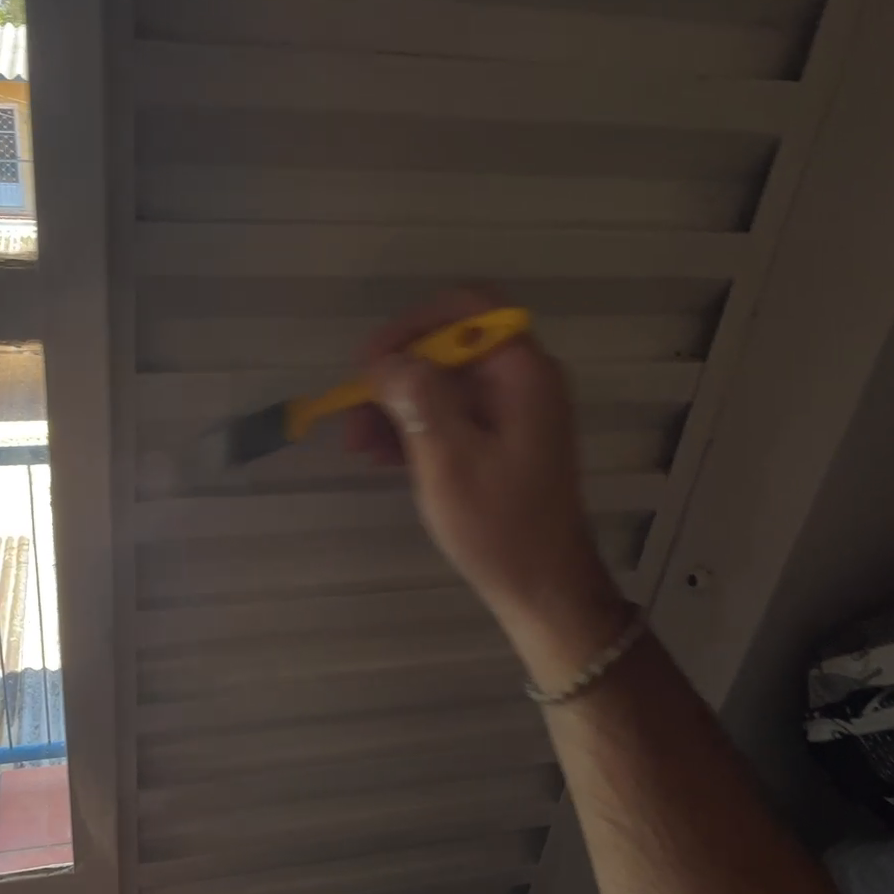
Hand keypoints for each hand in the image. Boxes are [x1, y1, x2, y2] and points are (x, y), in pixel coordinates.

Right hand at [344, 290, 622, 632]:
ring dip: (395, 406)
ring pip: (442, 384)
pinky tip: (382, 457)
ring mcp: (511, 410)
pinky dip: (414, 427)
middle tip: (352, 416)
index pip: (467, 309)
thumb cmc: (499, 524)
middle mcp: (520, 380)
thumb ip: (419, 398)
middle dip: (394, 377)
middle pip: (447, 349)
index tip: (370, 363)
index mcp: (520, 373)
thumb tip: (386, 361)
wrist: (541, 584)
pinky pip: (450, 414)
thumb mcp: (449, 459)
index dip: (412, 326)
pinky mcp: (499, 438)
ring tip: (357, 445)